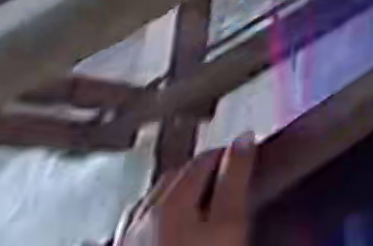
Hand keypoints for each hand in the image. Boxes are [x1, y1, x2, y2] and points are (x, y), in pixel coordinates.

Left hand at [118, 137, 253, 245]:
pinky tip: (169, 220)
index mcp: (169, 203)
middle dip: (204, 167)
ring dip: (180, 186)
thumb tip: (245, 137)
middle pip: (175, 175)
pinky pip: (137, 220)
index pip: (203, 160)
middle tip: (233, 171)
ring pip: (153, 197)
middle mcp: (139, 216)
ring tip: (206, 191)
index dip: (229, 153)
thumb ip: (237, 176)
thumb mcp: (231, 222)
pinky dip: (159, 208)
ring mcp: (123, 240)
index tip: (250, 156)